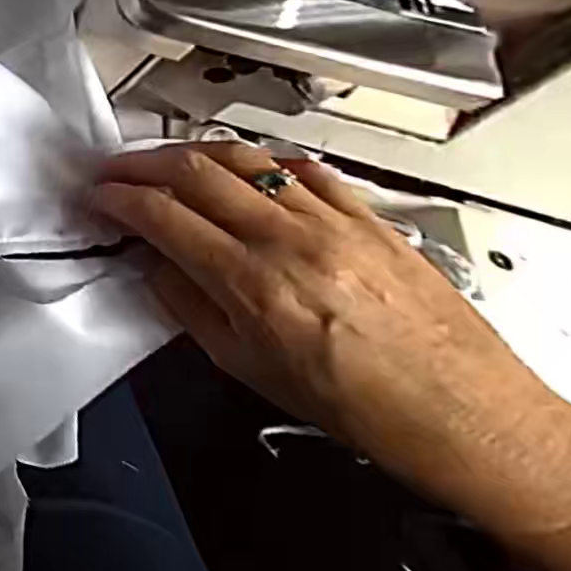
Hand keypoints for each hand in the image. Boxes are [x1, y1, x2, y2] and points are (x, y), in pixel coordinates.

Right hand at [92, 143, 570, 538]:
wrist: (471, 419)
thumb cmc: (358, 406)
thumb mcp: (243, 365)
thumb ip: (186, 303)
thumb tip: (153, 260)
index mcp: (252, 284)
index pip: (162, 215)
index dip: (118, 198)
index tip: (99, 196)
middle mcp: (289, 241)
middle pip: (193, 171)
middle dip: (139, 163)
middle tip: (114, 169)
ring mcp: (333, 221)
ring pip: (241, 158)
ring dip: (188, 151)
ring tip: (162, 160)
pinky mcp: (368, 216)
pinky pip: (299, 169)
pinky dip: (255, 161)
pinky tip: (240, 169)